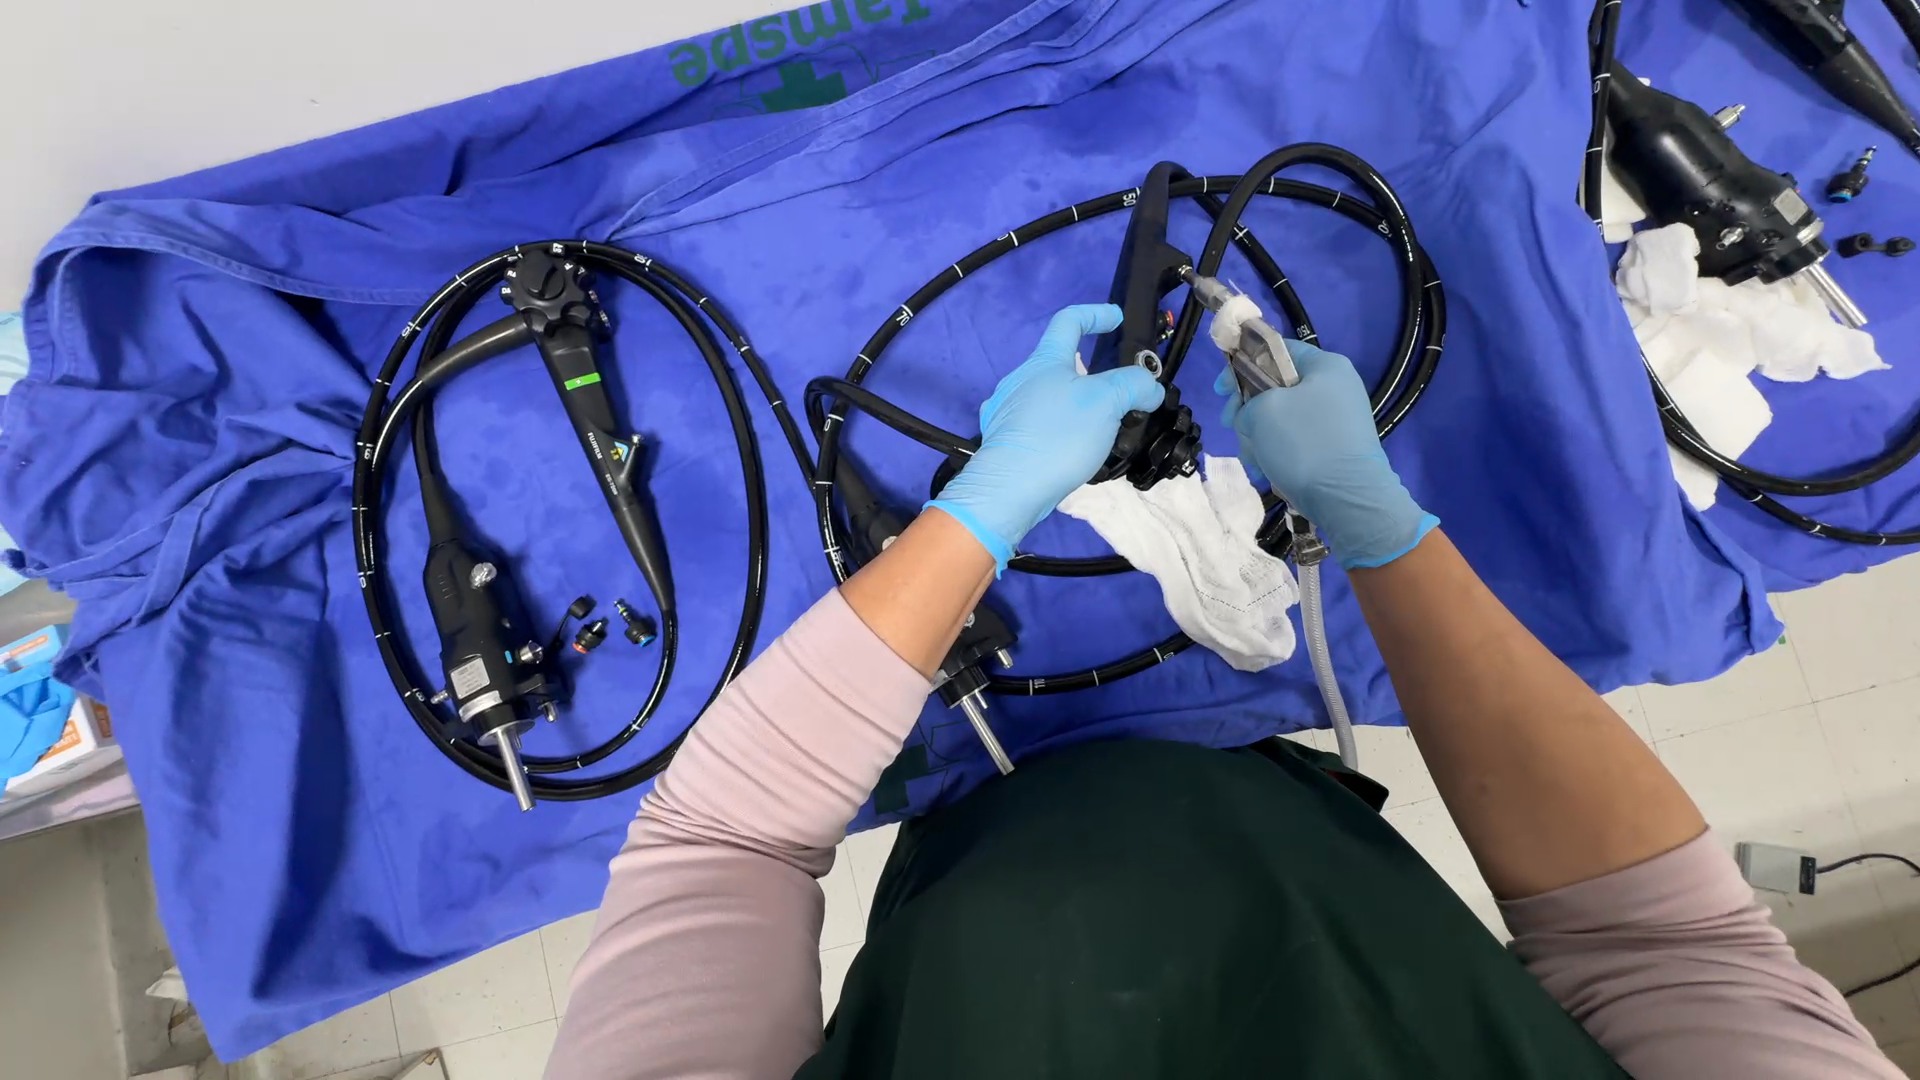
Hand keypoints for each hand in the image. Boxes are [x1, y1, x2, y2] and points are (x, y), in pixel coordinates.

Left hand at [928, 304, 1165, 570]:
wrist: (1009, 490)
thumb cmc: (1058, 436)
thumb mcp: (1106, 401)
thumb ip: (1134, 385)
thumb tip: (1149, 388)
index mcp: (1043, 361)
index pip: (1068, 321)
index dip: (1095, 314)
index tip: (1116, 319)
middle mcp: (1018, 381)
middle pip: (1058, 364)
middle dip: (1090, 373)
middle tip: (1118, 395)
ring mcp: (1005, 413)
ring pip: (1047, 397)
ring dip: (1075, 405)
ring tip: (1100, 428)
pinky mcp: (1003, 442)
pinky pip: (1036, 425)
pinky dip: (1058, 430)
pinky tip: (1070, 450)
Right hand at [1216, 340, 1435, 569]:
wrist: (1345, 498)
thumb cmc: (1303, 443)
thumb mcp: (1262, 410)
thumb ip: (1247, 399)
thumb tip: (1252, 415)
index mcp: (1325, 366)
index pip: (1276, 350)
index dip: (1241, 364)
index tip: (1221, 390)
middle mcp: (1334, 387)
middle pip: (1273, 387)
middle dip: (1247, 409)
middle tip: (1232, 426)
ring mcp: (1334, 420)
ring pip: (1277, 419)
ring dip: (1257, 436)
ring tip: (1254, 456)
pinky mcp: (1330, 448)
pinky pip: (1290, 441)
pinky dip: (1274, 453)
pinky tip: (1267, 469)